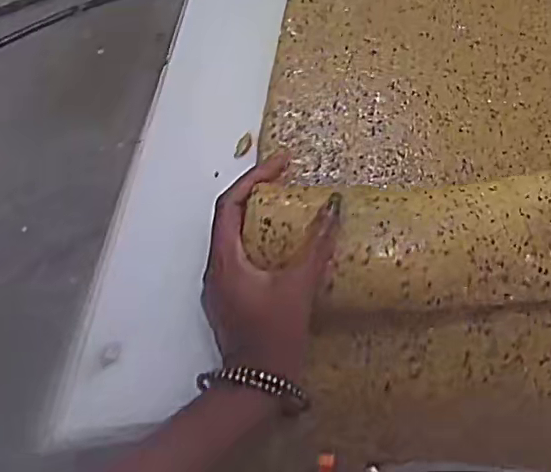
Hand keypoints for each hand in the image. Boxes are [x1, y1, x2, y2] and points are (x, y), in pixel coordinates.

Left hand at [203, 152, 340, 383]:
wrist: (257, 387)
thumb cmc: (275, 336)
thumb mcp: (301, 284)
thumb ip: (318, 243)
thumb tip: (334, 206)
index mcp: (225, 261)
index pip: (230, 204)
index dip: (255, 177)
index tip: (282, 162)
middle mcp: (216, 268)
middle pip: (229, 214)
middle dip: (256, 188)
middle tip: (285, 172)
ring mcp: (220, 283)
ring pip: (233, 232)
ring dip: (258, 209)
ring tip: (286, 194)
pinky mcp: (230, 294)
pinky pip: (240, 249)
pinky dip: (260, 231)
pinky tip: (283, 233)